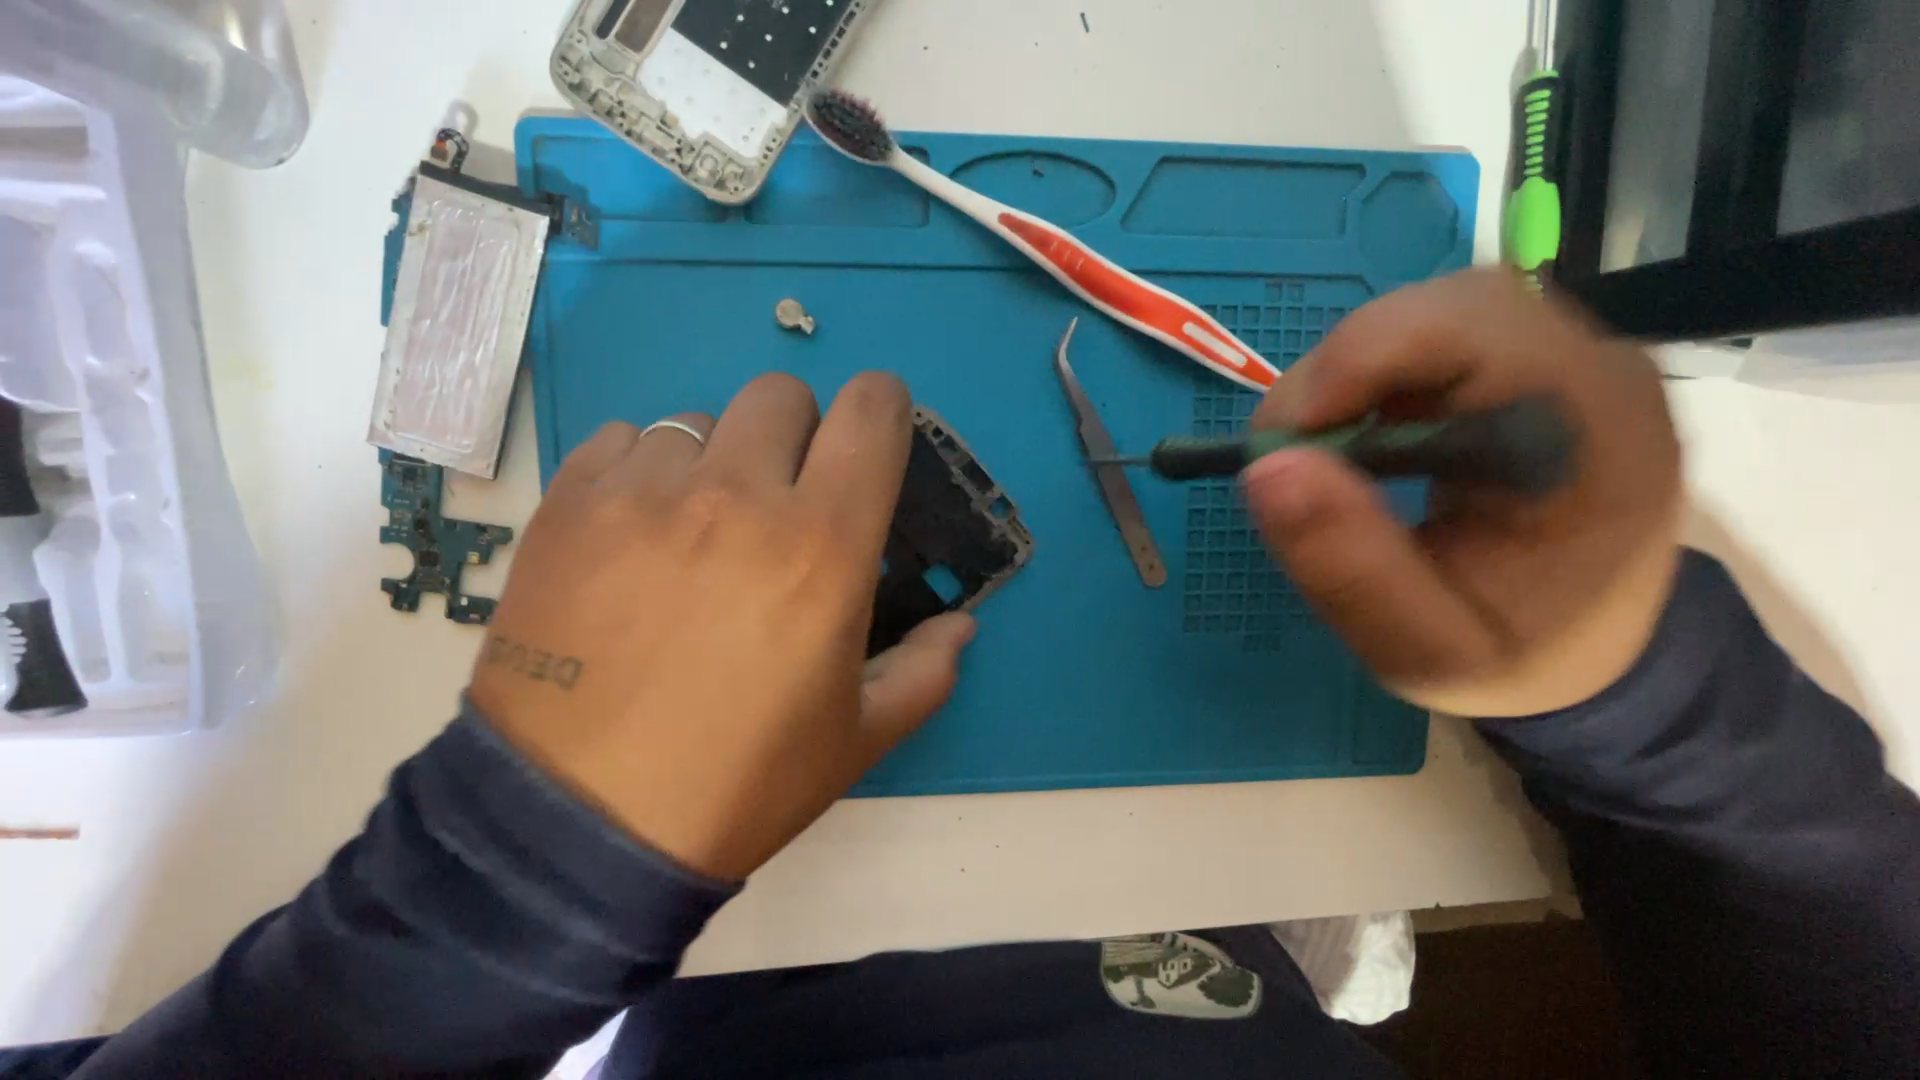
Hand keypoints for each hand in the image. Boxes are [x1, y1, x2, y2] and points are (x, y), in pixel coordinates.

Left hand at [469, 373, 975, 880]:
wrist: (578, 824)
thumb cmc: (739, 780)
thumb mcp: (857, 739)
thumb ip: (925, 671)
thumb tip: (962, 626)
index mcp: (823, 544)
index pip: (872, 411)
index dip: (882, 411)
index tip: (870, 445)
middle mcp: (737, 496)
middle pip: (782, 394)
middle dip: (797, 435)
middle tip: (780, 502)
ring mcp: (644, 492)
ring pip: (698, 421)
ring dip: (714, 462)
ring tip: (694, 533)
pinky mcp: (569, 504)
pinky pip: (623, 441)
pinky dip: (642, 472)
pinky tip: (633, 536)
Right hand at [1244, 270, 1682, 716]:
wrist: (1592, 660)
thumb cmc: (1521, 659)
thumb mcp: (1427, 650)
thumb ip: (1353, 572)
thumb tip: (1265, 469)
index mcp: (1599, 433)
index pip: (1477, 328)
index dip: (1363, 357)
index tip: (1285, 438)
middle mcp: (1592, 373)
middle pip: (1451, 305)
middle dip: (1345, 367)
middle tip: (1288, 449)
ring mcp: (1560, 364)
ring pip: (1431, 312)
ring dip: (1351, 374)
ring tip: (1320, 453)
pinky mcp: (1522, 371)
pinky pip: (1430, 339)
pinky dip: (1368, 381)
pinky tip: (1356, 440)